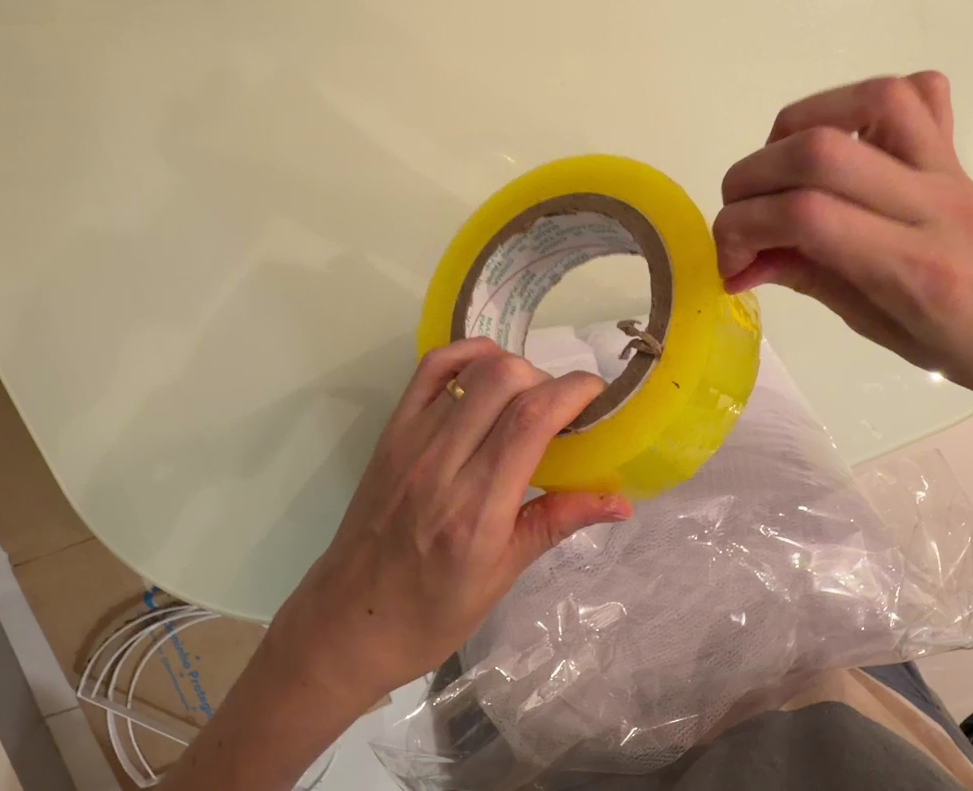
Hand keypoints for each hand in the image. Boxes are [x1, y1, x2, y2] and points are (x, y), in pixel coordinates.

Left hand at [263, 339, 631, 711]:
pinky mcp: (391, 431)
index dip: (574, 393)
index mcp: (477, 508)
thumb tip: (622, 501)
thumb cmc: (432, 612)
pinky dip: (466, 355)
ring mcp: (410, 441)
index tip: (600, 396)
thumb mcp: (503, 576)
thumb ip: (558, 522)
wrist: (350, 619)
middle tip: (562, 410)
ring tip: (526, 400)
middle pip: (503, 379)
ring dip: (512, 369)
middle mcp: (442, 463)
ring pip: (471, 369)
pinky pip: (429, 369)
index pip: (531, 420)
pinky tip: (488, 372)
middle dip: (547, 379)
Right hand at [712, 72, 972, 416]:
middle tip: (739, 218)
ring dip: (797, 124)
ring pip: (867, 100)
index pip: (805, 216)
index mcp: (914, 270)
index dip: (741, 229)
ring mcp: (949, 172)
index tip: (729, 263)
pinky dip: (860, 101)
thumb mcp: (883, 333)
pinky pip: (917, 94)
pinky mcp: (957, 155)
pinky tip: (841, 141)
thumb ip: (812, 281)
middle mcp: (931, 206)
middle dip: (749, 178)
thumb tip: (746, 258)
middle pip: (818, 151)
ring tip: (780, 171)